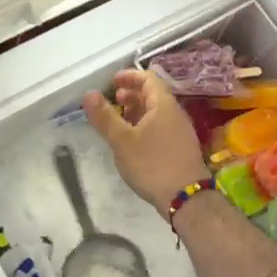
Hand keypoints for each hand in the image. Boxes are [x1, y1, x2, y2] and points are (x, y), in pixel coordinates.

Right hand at [83, 70, 211, 208]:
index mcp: (164, 105)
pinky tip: (133, 142)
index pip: (148, 78)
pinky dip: (145, 126)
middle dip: (132, 95)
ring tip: (120, 121)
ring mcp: (180, 132)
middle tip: (114, 101)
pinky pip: (161, 127)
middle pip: (153, 95)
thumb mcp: (122, 141)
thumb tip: (89, 93)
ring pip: (157, 113)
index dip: (130, 76)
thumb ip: (105, 117)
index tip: (112, 82)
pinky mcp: (180, 148)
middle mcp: (175, 114)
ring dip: (138, 111)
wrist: (187, 199)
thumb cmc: (153, 164)